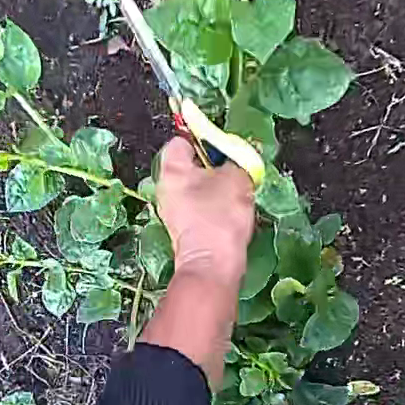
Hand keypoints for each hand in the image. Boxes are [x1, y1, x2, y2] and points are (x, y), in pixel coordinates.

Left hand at [154, 139, 253, 285]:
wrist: (213, 265)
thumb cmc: (220, 217)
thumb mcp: (237, 178)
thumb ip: (238, 160)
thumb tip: (238, 156)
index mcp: (172, 170)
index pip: (182, 141)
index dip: (204, 140)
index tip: (224, 148)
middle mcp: (166, 189)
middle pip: (190, 166)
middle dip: (213, 167)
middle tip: (236, 169)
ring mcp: (172, 212)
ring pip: (197, 189)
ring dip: (216, 189)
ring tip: (239, 193)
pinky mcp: (184, 231)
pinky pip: (200, 209)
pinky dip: (214, 208)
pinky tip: (232, 214)